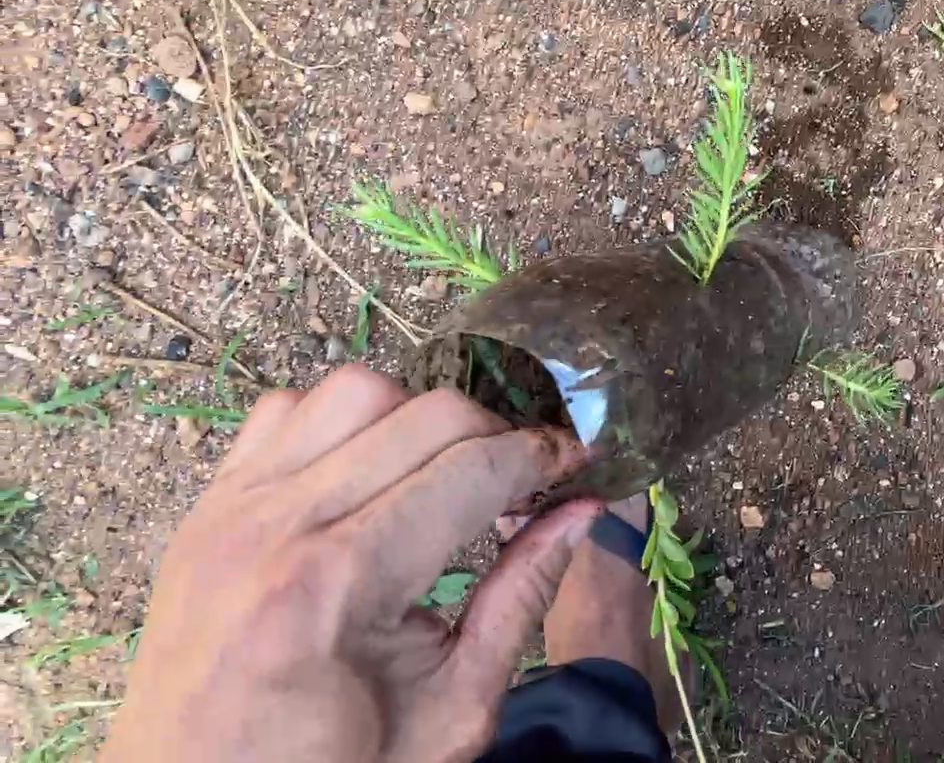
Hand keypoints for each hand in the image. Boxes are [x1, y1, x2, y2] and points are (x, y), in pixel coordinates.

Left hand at [102, 366, 602, 762]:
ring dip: (423, 418)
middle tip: (524, 480)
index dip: (546, 456)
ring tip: (446, 469)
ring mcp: (228, 509)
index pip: (476, 467)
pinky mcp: (206, 507)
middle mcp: (275, 527)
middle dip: (502, 435)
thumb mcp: (456, 705)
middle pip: (432, 413)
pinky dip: (349, 420)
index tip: (580, 465)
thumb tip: (585, 508)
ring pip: (360, 389)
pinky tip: (374, 469)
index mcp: (337, 585)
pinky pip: (289, 409)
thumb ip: (526, 592)